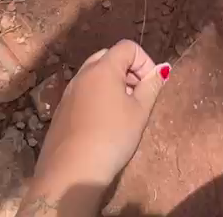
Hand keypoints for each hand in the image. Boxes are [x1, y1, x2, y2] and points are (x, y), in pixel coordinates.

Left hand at [33, 40, 168, 189]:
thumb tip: (162, 69)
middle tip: (138, 93)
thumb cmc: (111, 137)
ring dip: (112, 83)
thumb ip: (151, 85)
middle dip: (128, 70)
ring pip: (94, 75)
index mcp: (103, 68)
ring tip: (123, 110)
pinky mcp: (60, 112)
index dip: (144, 61)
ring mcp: (68, 93)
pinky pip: (83, 93)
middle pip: (109, 57)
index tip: (150, 84)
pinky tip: (103, 123)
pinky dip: (97, 97)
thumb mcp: (139, 112)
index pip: (128, 47)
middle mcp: (83, 75)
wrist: (70, 175)